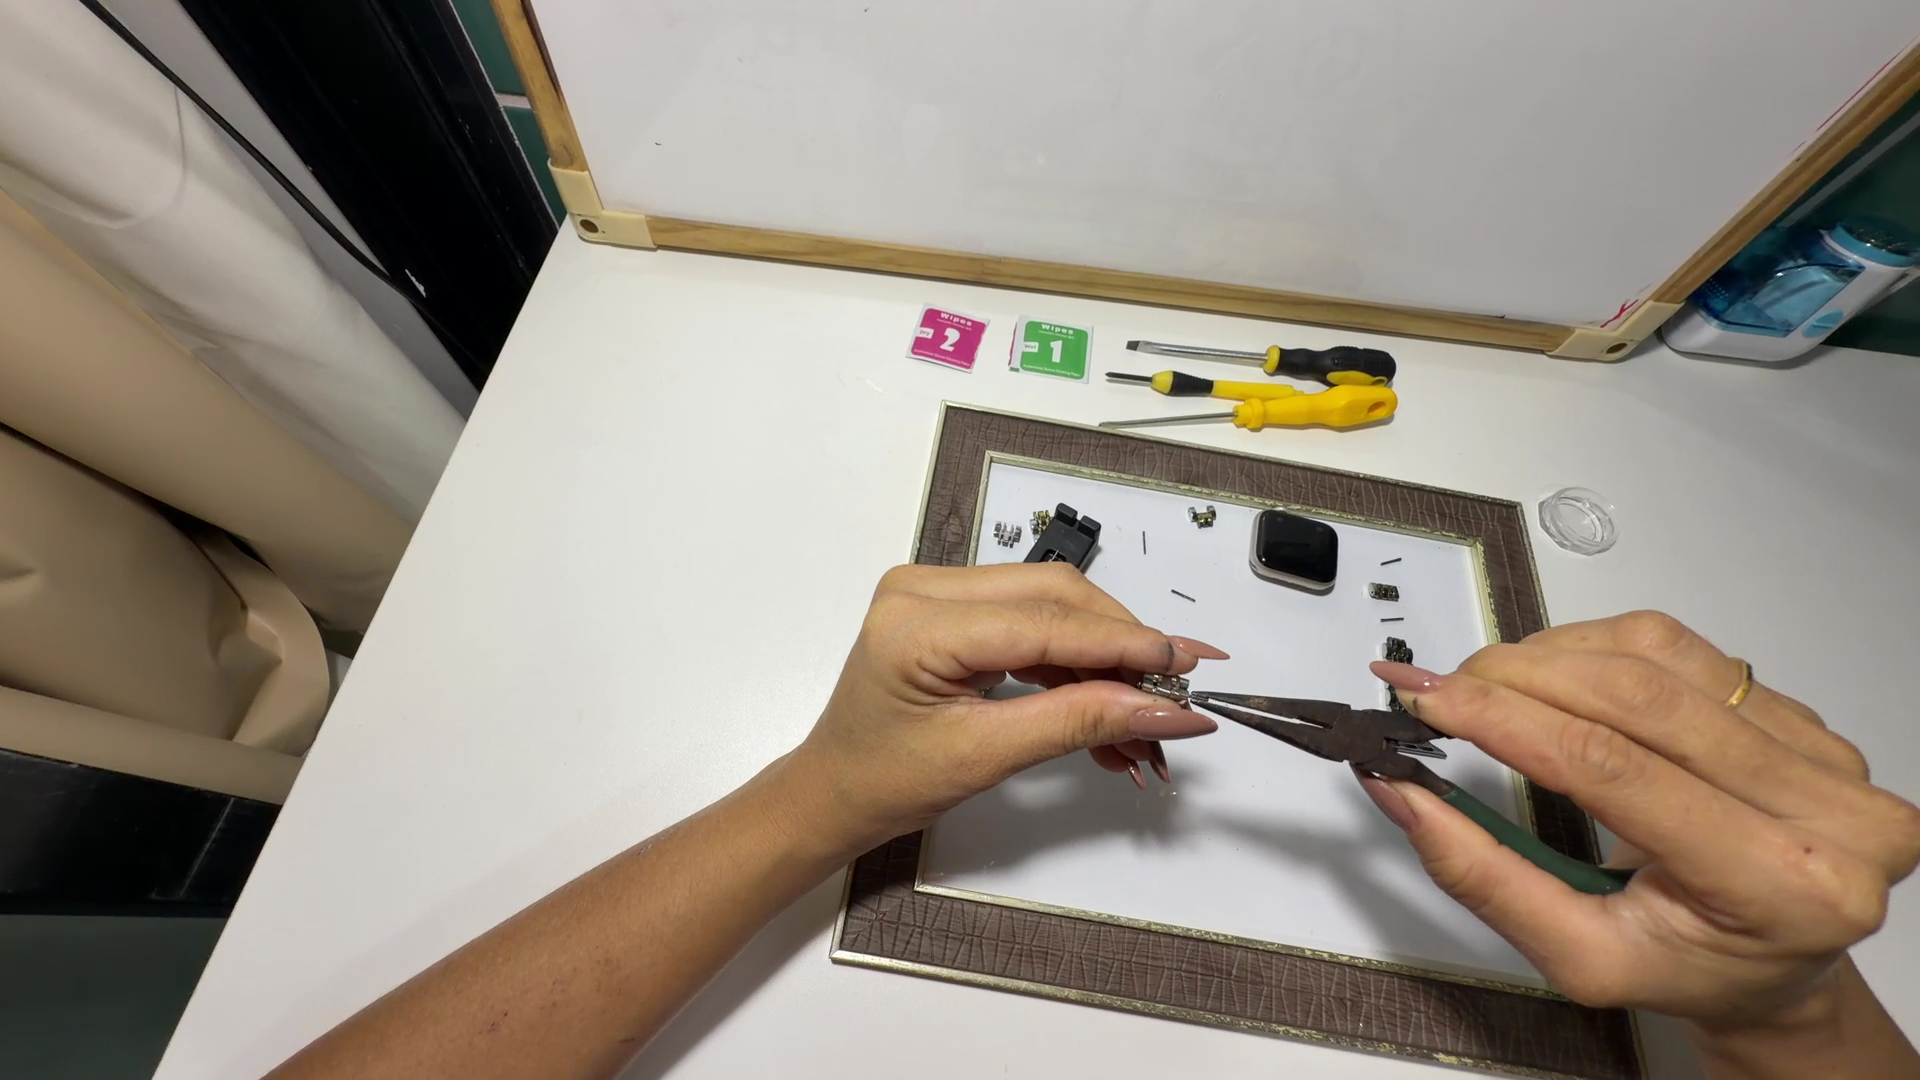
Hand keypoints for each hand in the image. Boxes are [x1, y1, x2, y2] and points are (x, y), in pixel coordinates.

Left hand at [783, 563, 1224, 855]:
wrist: (837, 789)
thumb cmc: (884, 779)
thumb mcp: (986, 757)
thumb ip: (1079, 722)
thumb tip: (1161, 708)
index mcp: (916, 622)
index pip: (1044, 621)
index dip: (1123, 643)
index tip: (1184, 667)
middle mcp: (924, 589)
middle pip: (1054, 596)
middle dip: (1120, 645)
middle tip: (1171, 692)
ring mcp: (937, 593)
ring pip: (1050, 606)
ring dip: (1101, 658)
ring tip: (1142, 717)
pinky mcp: (953, 608)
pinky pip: (1031, 622)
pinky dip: (1073, 662)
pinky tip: (1105, 704)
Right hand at [1364, 611, 1919, 1027]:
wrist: (1776, 958)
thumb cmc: (1681, 963)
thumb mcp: (1574, 954)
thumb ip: (1477, 873)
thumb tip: (1394, 788)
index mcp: (1781, 884)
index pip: (1606, 764)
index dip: (1495, 718)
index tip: (1418, 696)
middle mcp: (1828, 807)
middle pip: (1628, 694)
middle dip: (1505, 675)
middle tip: (1432, 687)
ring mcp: (1820, 747)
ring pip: (1643, 652)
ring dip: (1537, 656)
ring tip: (1486, 687)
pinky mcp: (1792, 709)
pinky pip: (1664, 642)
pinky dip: (1579, 645)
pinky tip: (1548, 677)